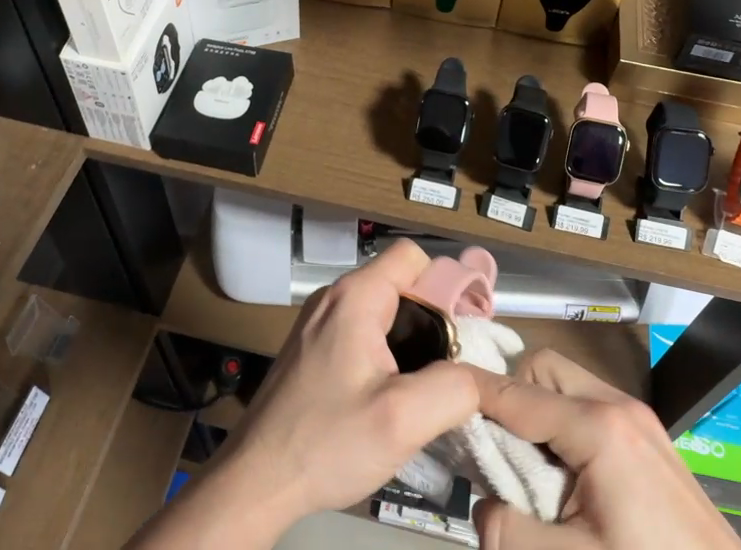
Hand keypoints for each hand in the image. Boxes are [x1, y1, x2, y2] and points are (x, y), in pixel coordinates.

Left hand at [127, 239, 478, 549]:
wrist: (256, 481)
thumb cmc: (326, 442)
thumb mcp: (403, 418)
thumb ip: (456, 388)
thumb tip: (483, 374)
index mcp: (355, 297)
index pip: (414, 257)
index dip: (448, 286)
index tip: (468, 332)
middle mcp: (334, 299)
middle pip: (402, 285)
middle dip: (437, 319)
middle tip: (456, 368)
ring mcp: (320, 325)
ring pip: (386, 313)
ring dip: (415, 342)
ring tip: (431, 388)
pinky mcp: (314, 352)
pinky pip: (365, 335)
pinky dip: (389, 355)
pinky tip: (396, 397)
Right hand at [469, 349, 739, 549]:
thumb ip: (506, 529)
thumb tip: (486, 502)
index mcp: (599, 427)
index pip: (515, 392)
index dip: (469, 391)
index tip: (434, 394)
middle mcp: (620, 408)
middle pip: (543, 370)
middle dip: (511, 400)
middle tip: (498, 455)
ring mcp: (642, 422)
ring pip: (567, 389)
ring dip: (538, 418)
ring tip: (532, 477)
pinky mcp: (651, 443)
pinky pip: (590, 413)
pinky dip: (565, 433)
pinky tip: (566, 486)